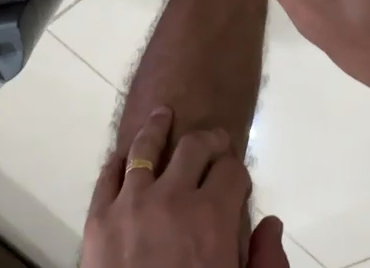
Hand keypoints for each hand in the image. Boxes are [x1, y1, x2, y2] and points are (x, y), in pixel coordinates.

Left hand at [83, 106, 288, 267]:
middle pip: (192, 147)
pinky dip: (117, 162)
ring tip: (163, 116)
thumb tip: (272, 225)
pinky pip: (107, 177)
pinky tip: (123, 157)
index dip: (238, 172)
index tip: (238, 177)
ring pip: (145, 148)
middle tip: (213, 140)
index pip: (231, 171)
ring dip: (158, 129)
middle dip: (208, 141)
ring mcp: (130, 204)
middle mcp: (172, 197)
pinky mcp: (97, 219)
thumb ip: (266, 264)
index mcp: (211, 217)